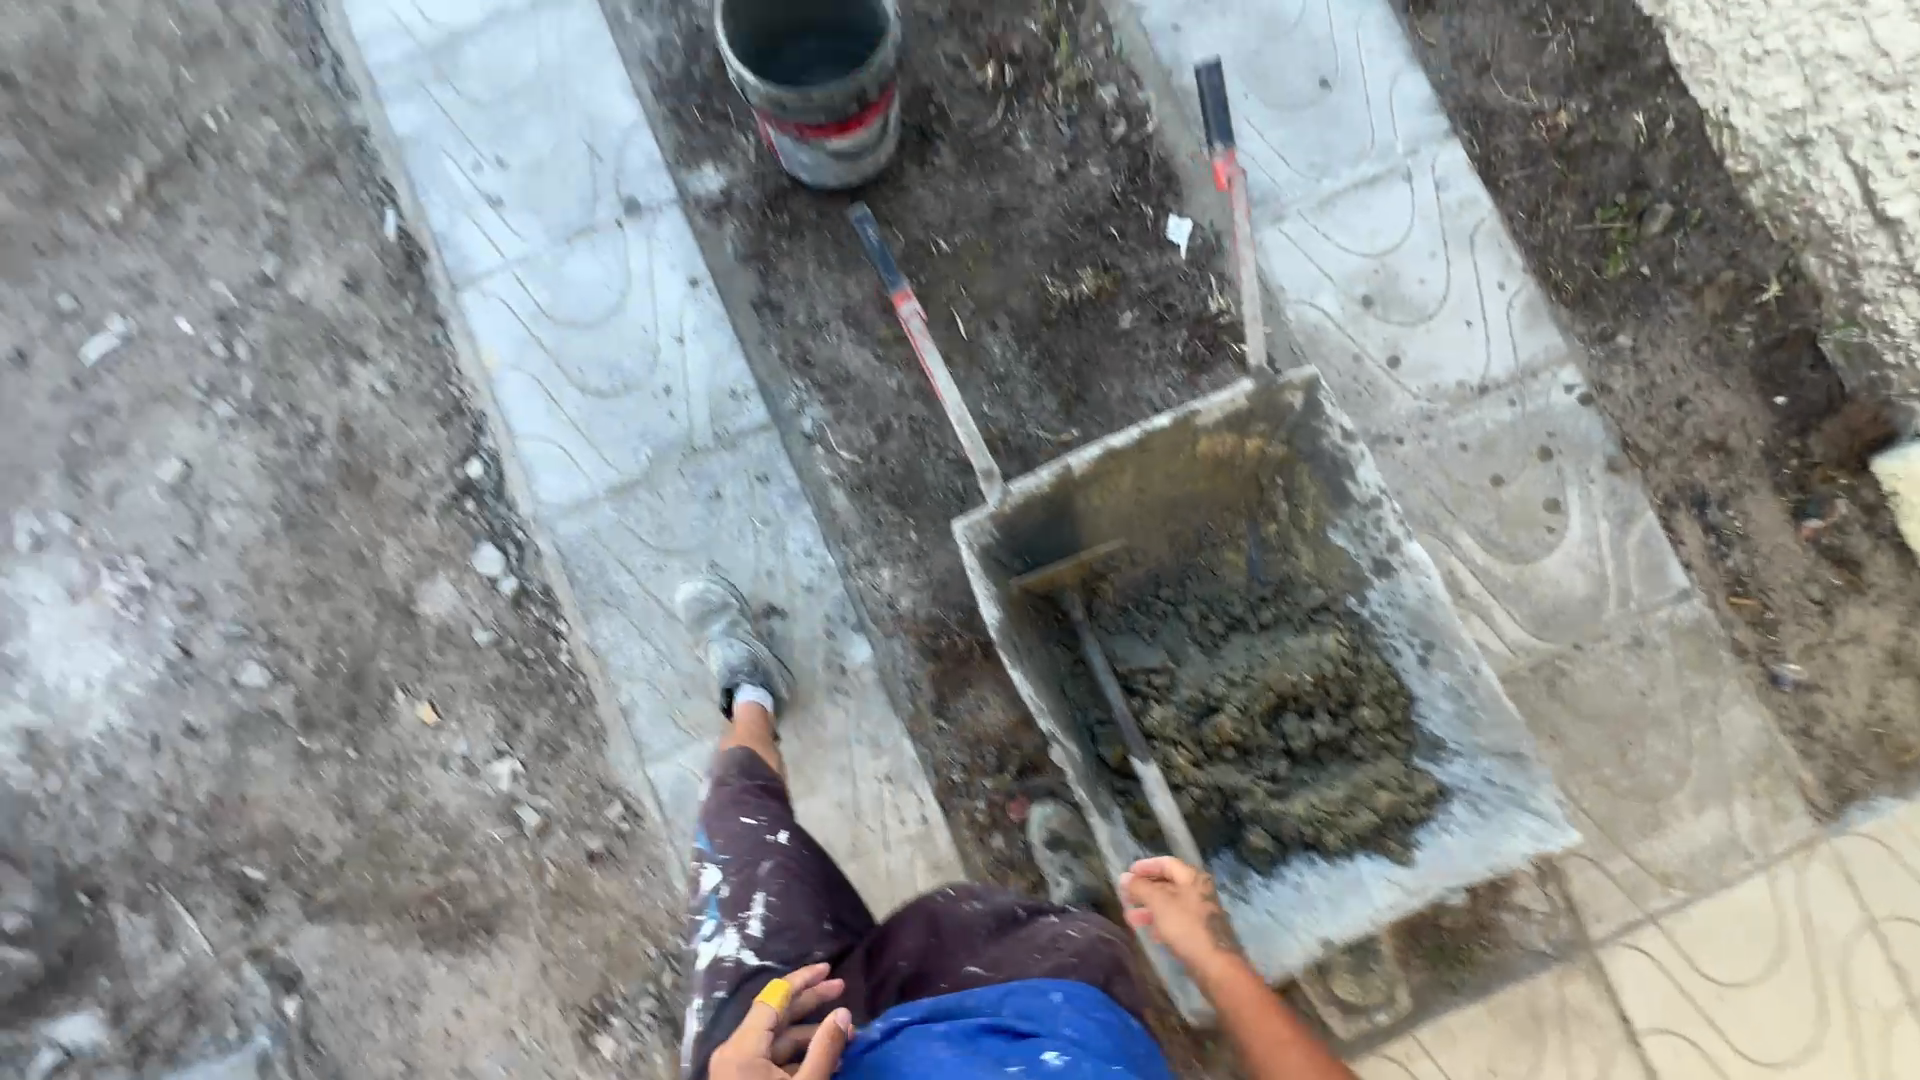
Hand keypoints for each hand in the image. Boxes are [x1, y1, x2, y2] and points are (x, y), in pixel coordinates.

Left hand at [709, 963, 854, 1079]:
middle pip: (776, 1014)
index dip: (804, 979)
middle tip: (843, 989)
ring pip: (775, 1038)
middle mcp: (734, 1051)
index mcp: (743, 1046)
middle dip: (811, 1002)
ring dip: (809, 1032)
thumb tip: (844, 1013)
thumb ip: (825, 1048)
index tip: (830, 969)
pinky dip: (797, 1054)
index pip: (775, 996)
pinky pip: (770, 1059)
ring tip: (843, 1034)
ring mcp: (736, 1070)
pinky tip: (823, 1056)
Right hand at [1119, 855, 1246, 979]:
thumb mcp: (1159, 903)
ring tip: (1130, 917)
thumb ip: (1140, 887)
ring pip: (1170, 905)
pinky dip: (1161, 923)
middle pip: (1167, 884)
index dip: (1146, 866)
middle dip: (1144, 890)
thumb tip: (1124, 877)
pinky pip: (1176, 921)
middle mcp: (1199, 891)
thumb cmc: (1186, 927)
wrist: (1216, 966)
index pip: (1166, 863)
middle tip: (1126, 897)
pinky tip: (1149, 933)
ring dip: (1149, 909)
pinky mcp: (1200, 933)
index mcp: (1192, 878)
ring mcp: (1201, 913)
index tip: (1128, 873)